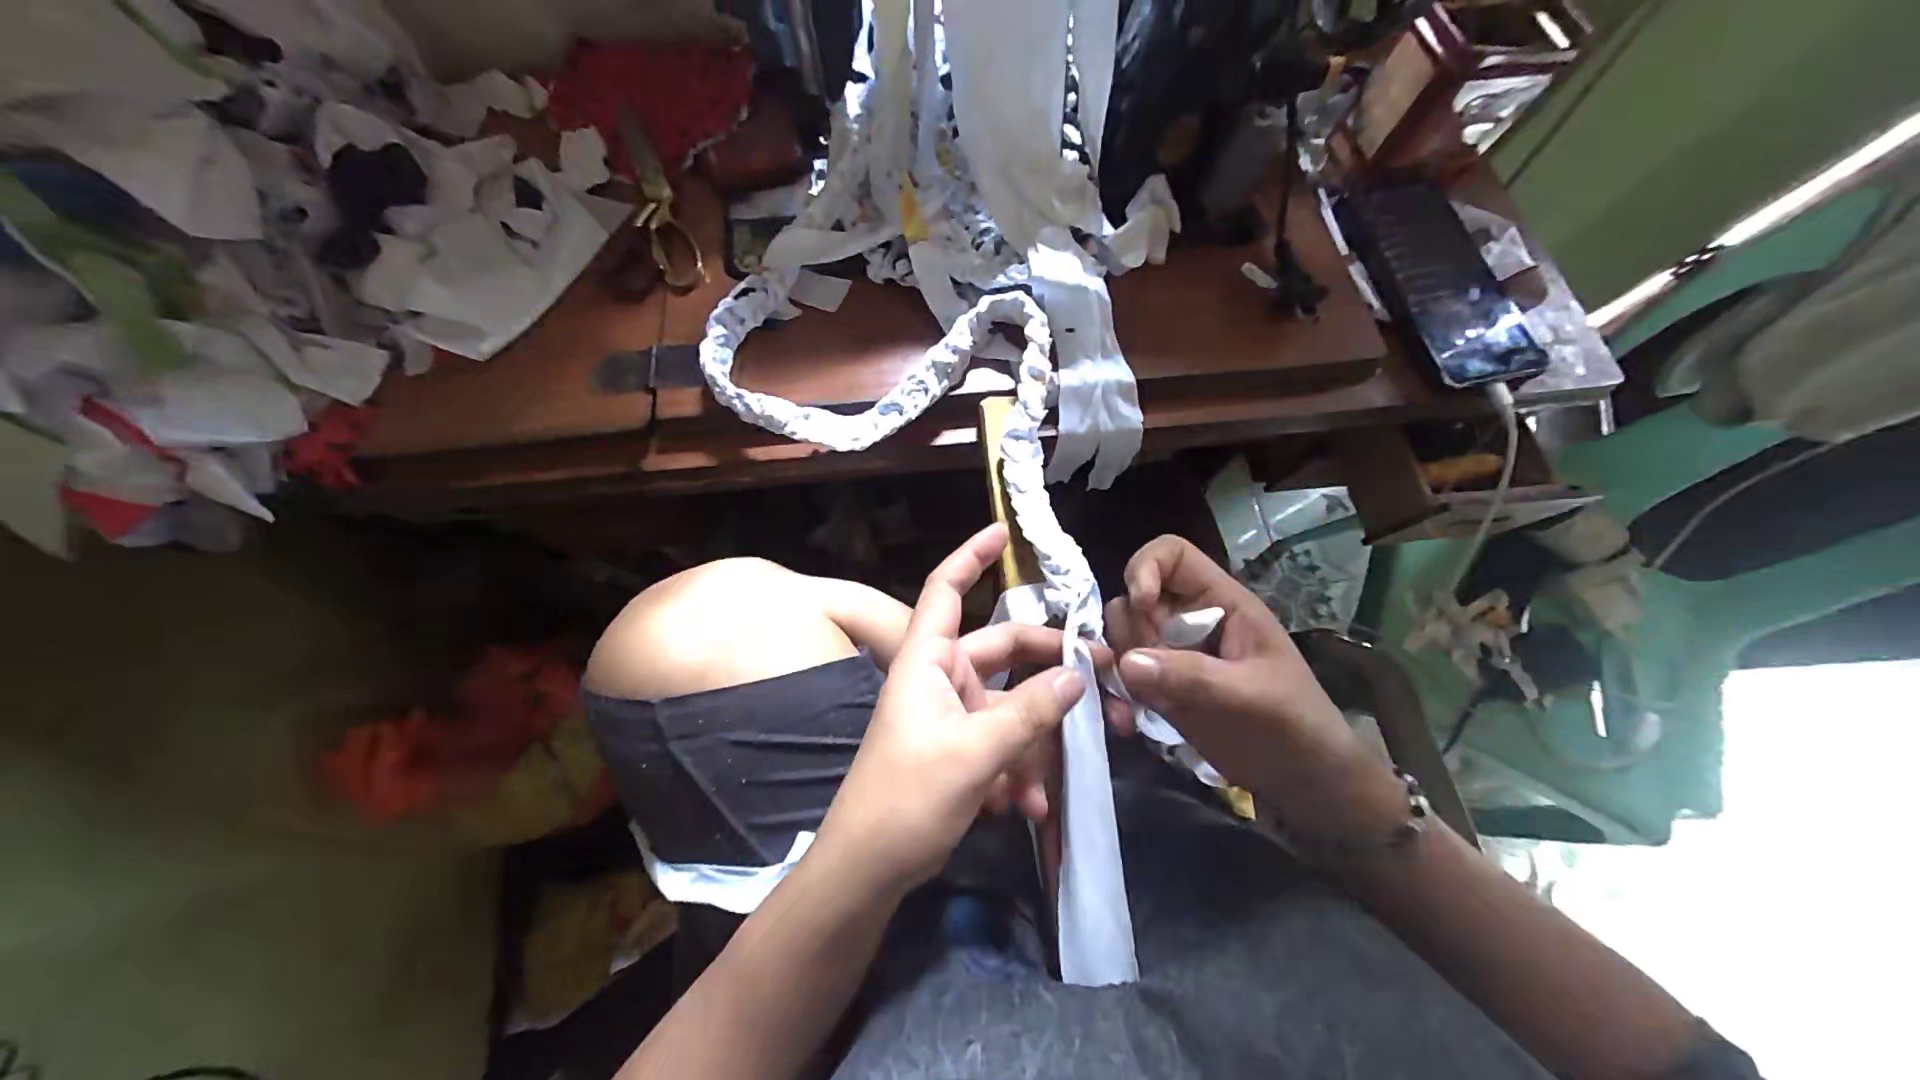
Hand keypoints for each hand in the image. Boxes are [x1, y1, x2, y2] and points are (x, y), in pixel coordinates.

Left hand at [812, 524, 1086, 898]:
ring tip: (1050, 781)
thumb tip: (1078, 675)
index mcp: (927, 660)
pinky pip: (1003, 742)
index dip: (971, 557)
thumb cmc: (907, 796)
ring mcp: (951, 714)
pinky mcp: (960, 748)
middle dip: (1049, 669)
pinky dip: (1019, 768)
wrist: (870, 867)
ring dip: (1036, 740)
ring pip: (1012, 705)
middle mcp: (941, 678)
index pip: (946, 590)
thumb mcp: (974, 753)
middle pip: (1003, 652)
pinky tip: (1027, 807)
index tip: (1002, 532)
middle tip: (1100, 677)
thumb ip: (1029, 712)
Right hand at [1105, 536, 1406, 843]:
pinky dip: (1116, 698)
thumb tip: (1127, 661)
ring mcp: (1171, 656)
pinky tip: (1126, 724)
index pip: (1171, 555)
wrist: (1303, 781)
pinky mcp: (1160, 689)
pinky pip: (1121, 679)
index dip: (1145, 569)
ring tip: (1129, 707)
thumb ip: (1192, 676)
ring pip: (1120, 640)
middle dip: (1127, 633)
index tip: (1140, 605)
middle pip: (1132, 599)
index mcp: (1220, 602)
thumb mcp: (1251, 696)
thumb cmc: (1293, 725)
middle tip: (1142, 672)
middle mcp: (1188, 620)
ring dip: (1113, 669)